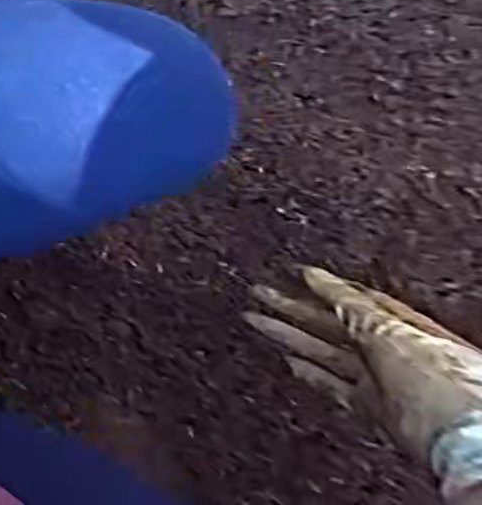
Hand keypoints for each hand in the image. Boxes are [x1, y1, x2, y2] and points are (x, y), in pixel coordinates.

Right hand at [249, 267, 481, 502]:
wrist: (465, 441)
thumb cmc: (445, 384)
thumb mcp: (387, 329)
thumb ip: (349, 303)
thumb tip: (313, 274)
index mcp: (415, 335)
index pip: (362, 303)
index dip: (327, 287)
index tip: (296, 272)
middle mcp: (402, 358)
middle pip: (338, 327)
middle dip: (295, 308)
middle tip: (259, 291)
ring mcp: (389, 384)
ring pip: (328, 353)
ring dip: (289, 335)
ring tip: (253, 318)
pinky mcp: (377, 409)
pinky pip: (335, 386)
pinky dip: (308, 372)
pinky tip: (286, 359)